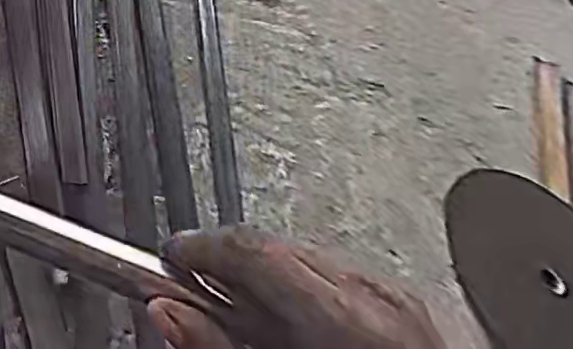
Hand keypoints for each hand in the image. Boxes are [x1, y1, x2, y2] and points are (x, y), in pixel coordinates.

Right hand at [150, 227, 443, 348]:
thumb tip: (167, 312)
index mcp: (344, 321)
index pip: (252, 248)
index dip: (200, 248)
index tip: (171, 258)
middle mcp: (375, 297)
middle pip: (274, 248)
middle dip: (227, 264)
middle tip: (193, 291)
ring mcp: (395, 299)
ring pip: (300, 258)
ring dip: (262, 278)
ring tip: (241, 317)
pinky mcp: (405, 306)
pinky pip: (333, 277)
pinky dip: (299, 291)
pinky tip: (288, 324)